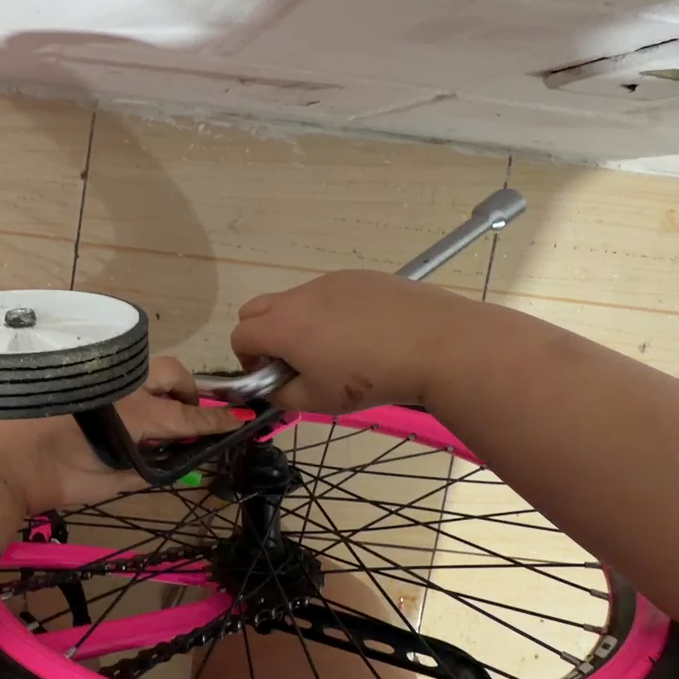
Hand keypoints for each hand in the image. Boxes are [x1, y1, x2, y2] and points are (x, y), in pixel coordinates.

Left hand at [0, 357, 239, 515]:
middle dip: (186, 392)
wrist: (4, 461)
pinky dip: (128, 381)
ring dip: (158, 383)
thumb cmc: (56, 479)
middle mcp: (124, 387)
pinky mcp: (82, 374)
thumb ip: (149, 470)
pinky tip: (122, 401)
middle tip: (183, 416)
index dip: (216, 419)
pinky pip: (119, 368)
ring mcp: (103, 378)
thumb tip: (181, 463)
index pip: (188, 415)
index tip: (241, 419)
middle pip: (173, 374)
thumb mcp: (108, 482)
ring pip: (145, 365)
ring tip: (151, 409)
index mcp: (136, 416)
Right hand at [229, 270, 487, 413]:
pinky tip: (365, 332)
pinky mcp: (359, 277)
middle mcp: (299, 297)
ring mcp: (329, 282)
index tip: (271, 376)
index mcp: (282, 327)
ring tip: (337, 348)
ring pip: (294, 300)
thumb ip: (283, 397)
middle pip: (255, 309)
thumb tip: (275, 388)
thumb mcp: (320, 401)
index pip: (240, 336)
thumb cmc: (372, 379)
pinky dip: (330, 311)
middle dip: (262, 335)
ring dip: (297, 322)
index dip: (247, 360)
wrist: (438, 344)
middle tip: (292, 360)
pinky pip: (328, 292)